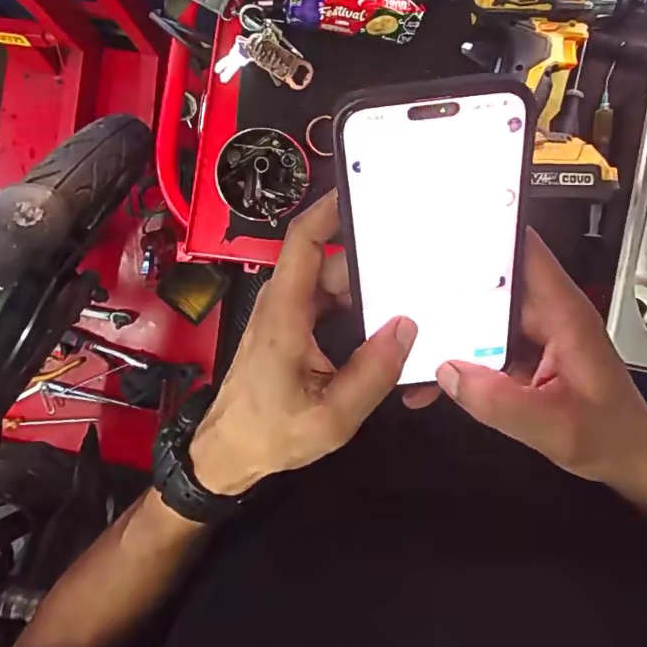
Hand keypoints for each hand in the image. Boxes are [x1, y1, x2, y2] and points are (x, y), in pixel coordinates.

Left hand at [188, 192, 416, 495]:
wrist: (228, 457)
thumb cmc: (270, 434)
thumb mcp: (332, 415)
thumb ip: (373, 373)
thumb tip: (406, 326)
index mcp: (286, 313)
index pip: (304, 241)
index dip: (331, 209)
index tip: (364, 189)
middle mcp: (285, 302)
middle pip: (336, 264)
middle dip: (376, 264)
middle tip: (419, 268)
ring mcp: (289, 313)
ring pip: (338, 285)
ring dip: (371, 294)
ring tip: (409, 306)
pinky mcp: (296, 326)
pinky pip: (334, 303)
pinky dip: (360, 311)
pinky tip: (386, 329)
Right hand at [433, 229, 646, 511]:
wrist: (631, 461)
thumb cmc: (613, 437)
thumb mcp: (554, 427)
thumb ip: (499, 401)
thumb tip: (449, 372)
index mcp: (565, 313)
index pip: (527, 249)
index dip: (490, 231)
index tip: (450, 226)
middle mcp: (552, 314)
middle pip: (497, 281)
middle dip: (456, 283)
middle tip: (414, 291)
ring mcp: (540, 333)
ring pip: (489, 314)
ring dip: (456, 326)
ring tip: (420, 340)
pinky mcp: (532, 354)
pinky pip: (492, 343)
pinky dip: (467, 355)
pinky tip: (440, 376)